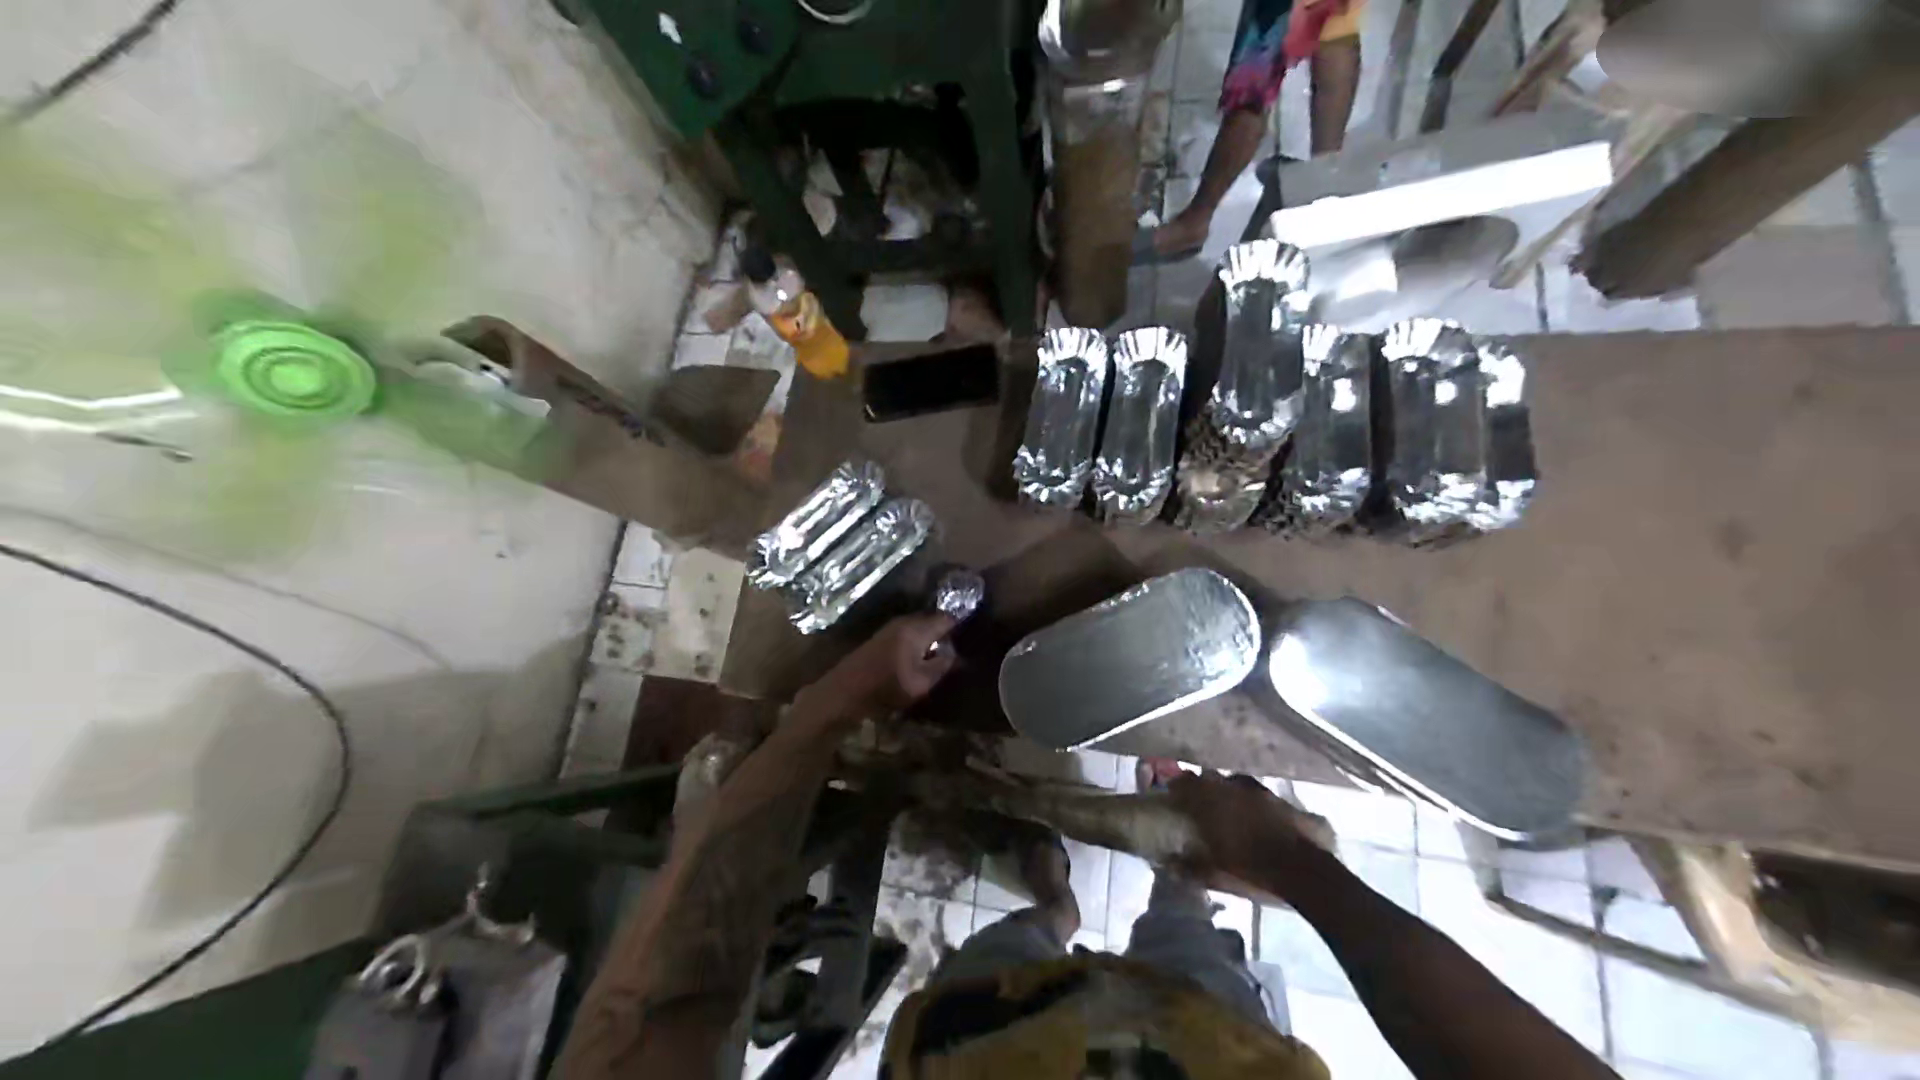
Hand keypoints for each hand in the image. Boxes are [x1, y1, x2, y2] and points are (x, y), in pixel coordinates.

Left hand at [799, 613, 957, 721]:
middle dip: (947, 630)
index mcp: (916, 628)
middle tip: (962, 645)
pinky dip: (919, 641)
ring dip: (932, 637)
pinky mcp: (881, 637)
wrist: (843, 692)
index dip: (961, 625)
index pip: (947, 618)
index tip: (973, 634)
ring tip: (945, 652)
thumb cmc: (885, 688)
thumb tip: (958, 654)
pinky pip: (909, 632)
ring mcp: (890, 627)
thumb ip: (942, 665)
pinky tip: (923, 656)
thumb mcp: (921, 682)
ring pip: (920, 626)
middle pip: (933, 620)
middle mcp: (904, 621)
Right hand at [1166, 772, 1335, 890]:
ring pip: (1235, 782)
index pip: (1185, 784)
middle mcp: (1231, 789)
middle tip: (1199, 800)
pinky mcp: (1281, 799)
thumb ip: (1190, 866)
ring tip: (1228, 805)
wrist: (1304, 872)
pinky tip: (1255, 813)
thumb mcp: (1215, 874)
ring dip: (1228, 790)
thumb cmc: (1253, 870)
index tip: (1172, 793)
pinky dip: (1252, 800)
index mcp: (1211, 803)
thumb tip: (1169, 864)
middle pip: (1210, 778)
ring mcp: (1259, 792)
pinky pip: (1259, 793)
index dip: (1177, 787)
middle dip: (1202, 786)